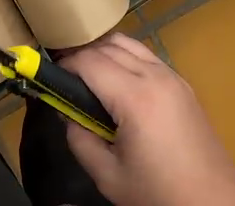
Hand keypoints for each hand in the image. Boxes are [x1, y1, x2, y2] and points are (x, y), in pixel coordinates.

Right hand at [59, 34, 234, 205]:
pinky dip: (126, 58)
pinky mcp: (184, 84)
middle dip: (82, 56)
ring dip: (104, 52)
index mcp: (135, 97)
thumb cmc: (160, 195)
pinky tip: (120, 85)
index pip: (88, 61)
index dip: (64, 66)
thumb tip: (66, 111)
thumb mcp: (109, 177)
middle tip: (67, 80)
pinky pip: (146, 56)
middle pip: (107, 45)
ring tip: (92, 79)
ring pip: (128, 43)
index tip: (50, 79)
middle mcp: (155, 76)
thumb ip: (79, 138)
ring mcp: (173, 76)